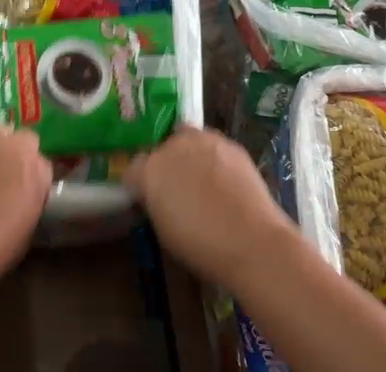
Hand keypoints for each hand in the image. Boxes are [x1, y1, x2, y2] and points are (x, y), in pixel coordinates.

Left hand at [0, 124, 51, 290]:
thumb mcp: (28, 228)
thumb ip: (32, 197)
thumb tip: (24, 190)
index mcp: (37, 170)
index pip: (43, 163)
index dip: (31, 177)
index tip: (22, 190)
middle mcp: (15, 146)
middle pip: (23, 140)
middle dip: (16, 155)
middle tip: (2, 178)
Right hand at [126, 126, 303, 285]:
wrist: (251, 241)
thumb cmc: (200, 247)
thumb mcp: (163, 230)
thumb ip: (154, 203)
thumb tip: (157, 197)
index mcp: (149, 170)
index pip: (133, 169)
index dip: (140, 185)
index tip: (148, 200)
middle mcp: (173, 146)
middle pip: (162, 148)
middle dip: (165, 164)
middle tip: (176, 188)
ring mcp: (204, 141)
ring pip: (188, 138)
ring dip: (189, 154)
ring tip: (202, 179)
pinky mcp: (231, 143)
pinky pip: (214, 145)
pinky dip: (214, 158)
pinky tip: (224, 180)